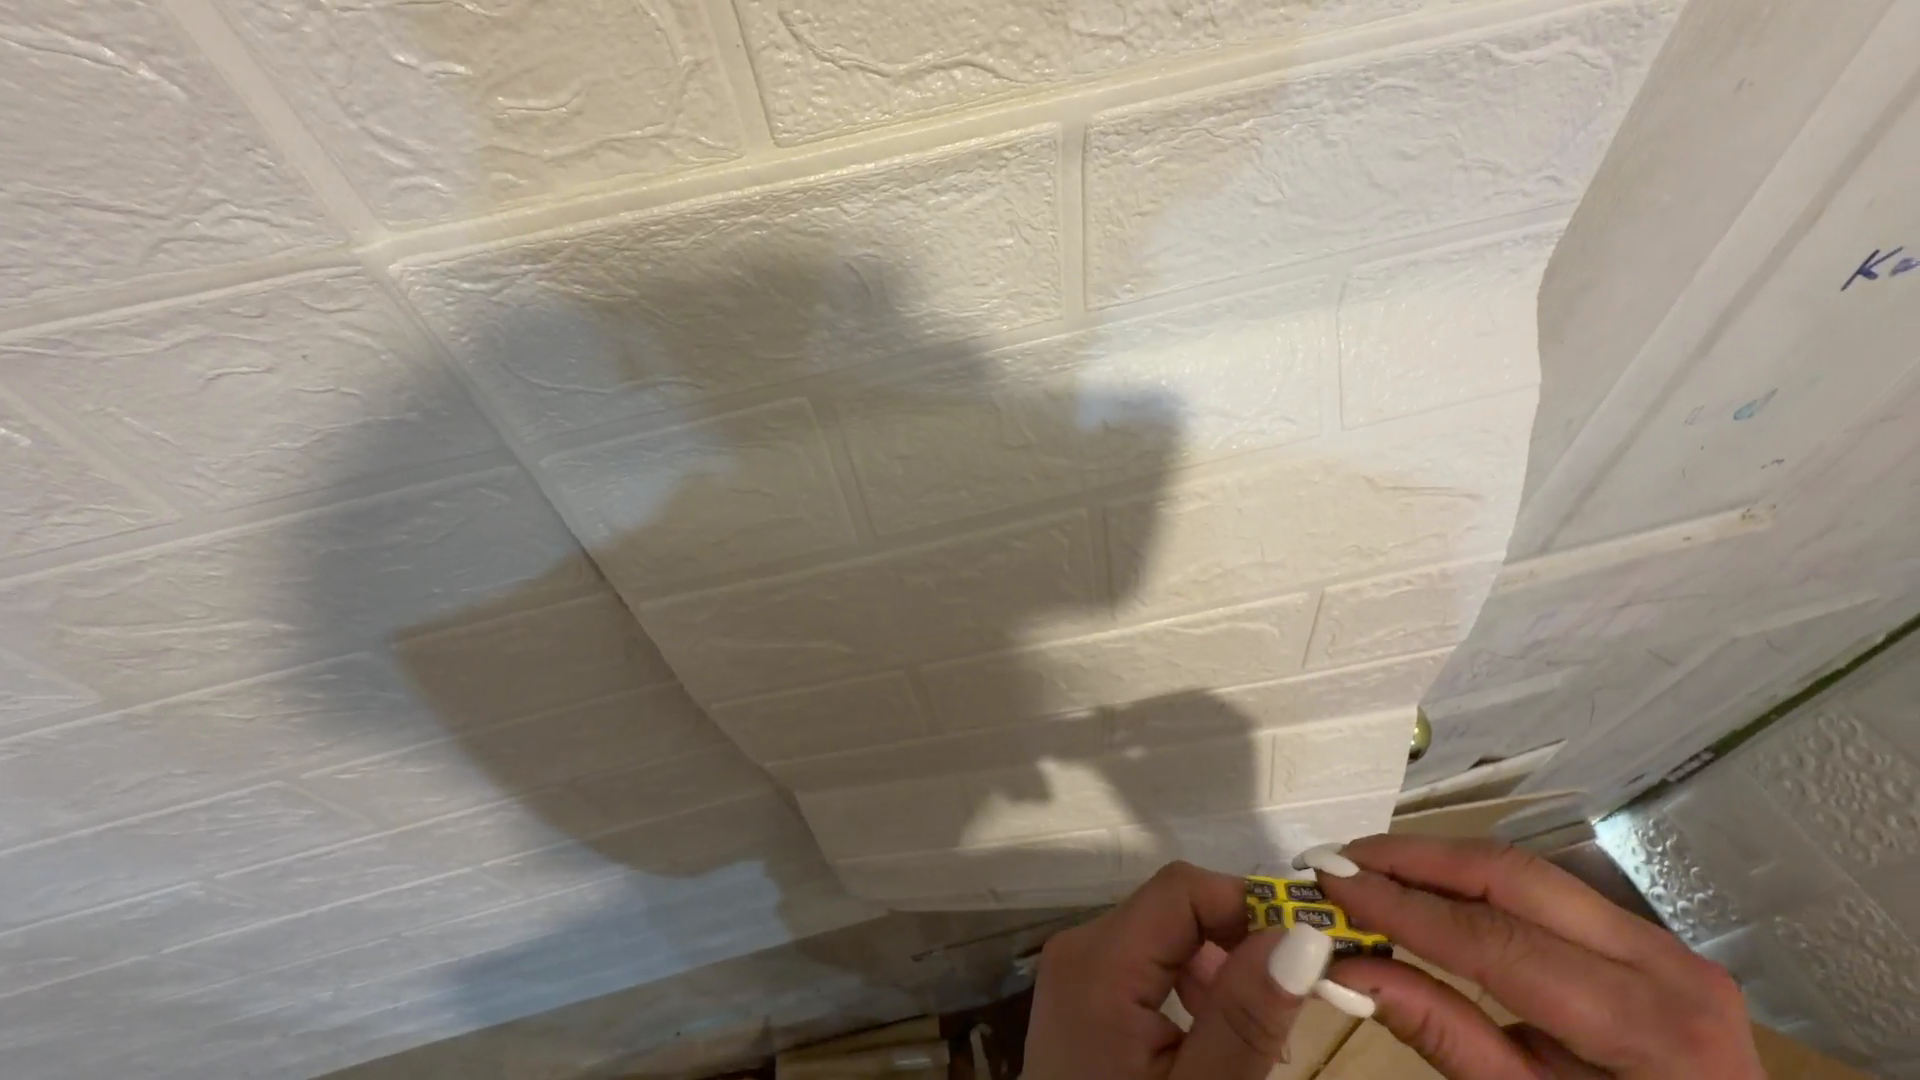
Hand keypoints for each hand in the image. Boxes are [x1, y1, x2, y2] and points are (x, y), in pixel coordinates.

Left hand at [1024, 861, 1340, 1079]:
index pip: (1183, 888)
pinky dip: (1192, 986)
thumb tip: (1303, 932)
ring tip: (1260, 1036)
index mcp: (1099, 961)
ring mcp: (1076, 969)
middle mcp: (1080, 946)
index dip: (1251, 905)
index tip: (1314, 953)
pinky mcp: (1082, 993)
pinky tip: (1217, 1040)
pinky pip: (1148, 963)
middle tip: (1296, 1005)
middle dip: (1241, 942)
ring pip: (1167, 934)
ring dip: (1222, 967)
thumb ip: (1245, 1016)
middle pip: (1175, 907)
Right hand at [1299, 835, 1765, 1078]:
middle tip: (1336, 858)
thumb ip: (1439, 1033)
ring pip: (1522, 870)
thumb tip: (1341, 968)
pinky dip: (1467, 881)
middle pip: (1511, 876)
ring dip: (1433, 863)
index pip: (1494, 940)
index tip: (1326, 879)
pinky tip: (1419, 885)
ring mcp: (1659, 941)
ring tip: (1363, 867)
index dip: (1400, 905)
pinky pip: (1538, 889)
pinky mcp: (1640, 935)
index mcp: (1646, 1025)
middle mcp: (1664, 962)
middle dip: (1411, 859)